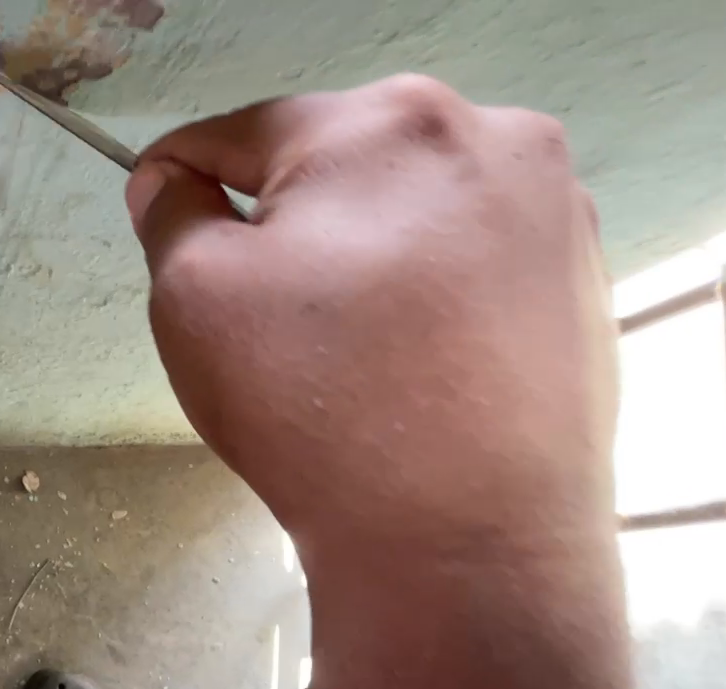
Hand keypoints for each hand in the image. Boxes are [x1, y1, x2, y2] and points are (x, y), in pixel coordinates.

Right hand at [127, 75, 616, 562]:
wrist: (454, 526)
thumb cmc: (302, 395)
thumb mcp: (190, 296)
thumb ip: (168, 216)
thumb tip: (164, 178)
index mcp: (377, 124)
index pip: (238, 130)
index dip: (175, 174)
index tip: (151, 215)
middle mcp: (486, 133)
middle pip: (325, 166)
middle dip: (266, 223)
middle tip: (239, 311)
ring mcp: (549, 202)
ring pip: (391, 210)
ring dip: (336, 254)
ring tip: (318, 344)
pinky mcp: (574, 273)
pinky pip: (452, 256)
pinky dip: (402, 288)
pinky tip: (385, 357)